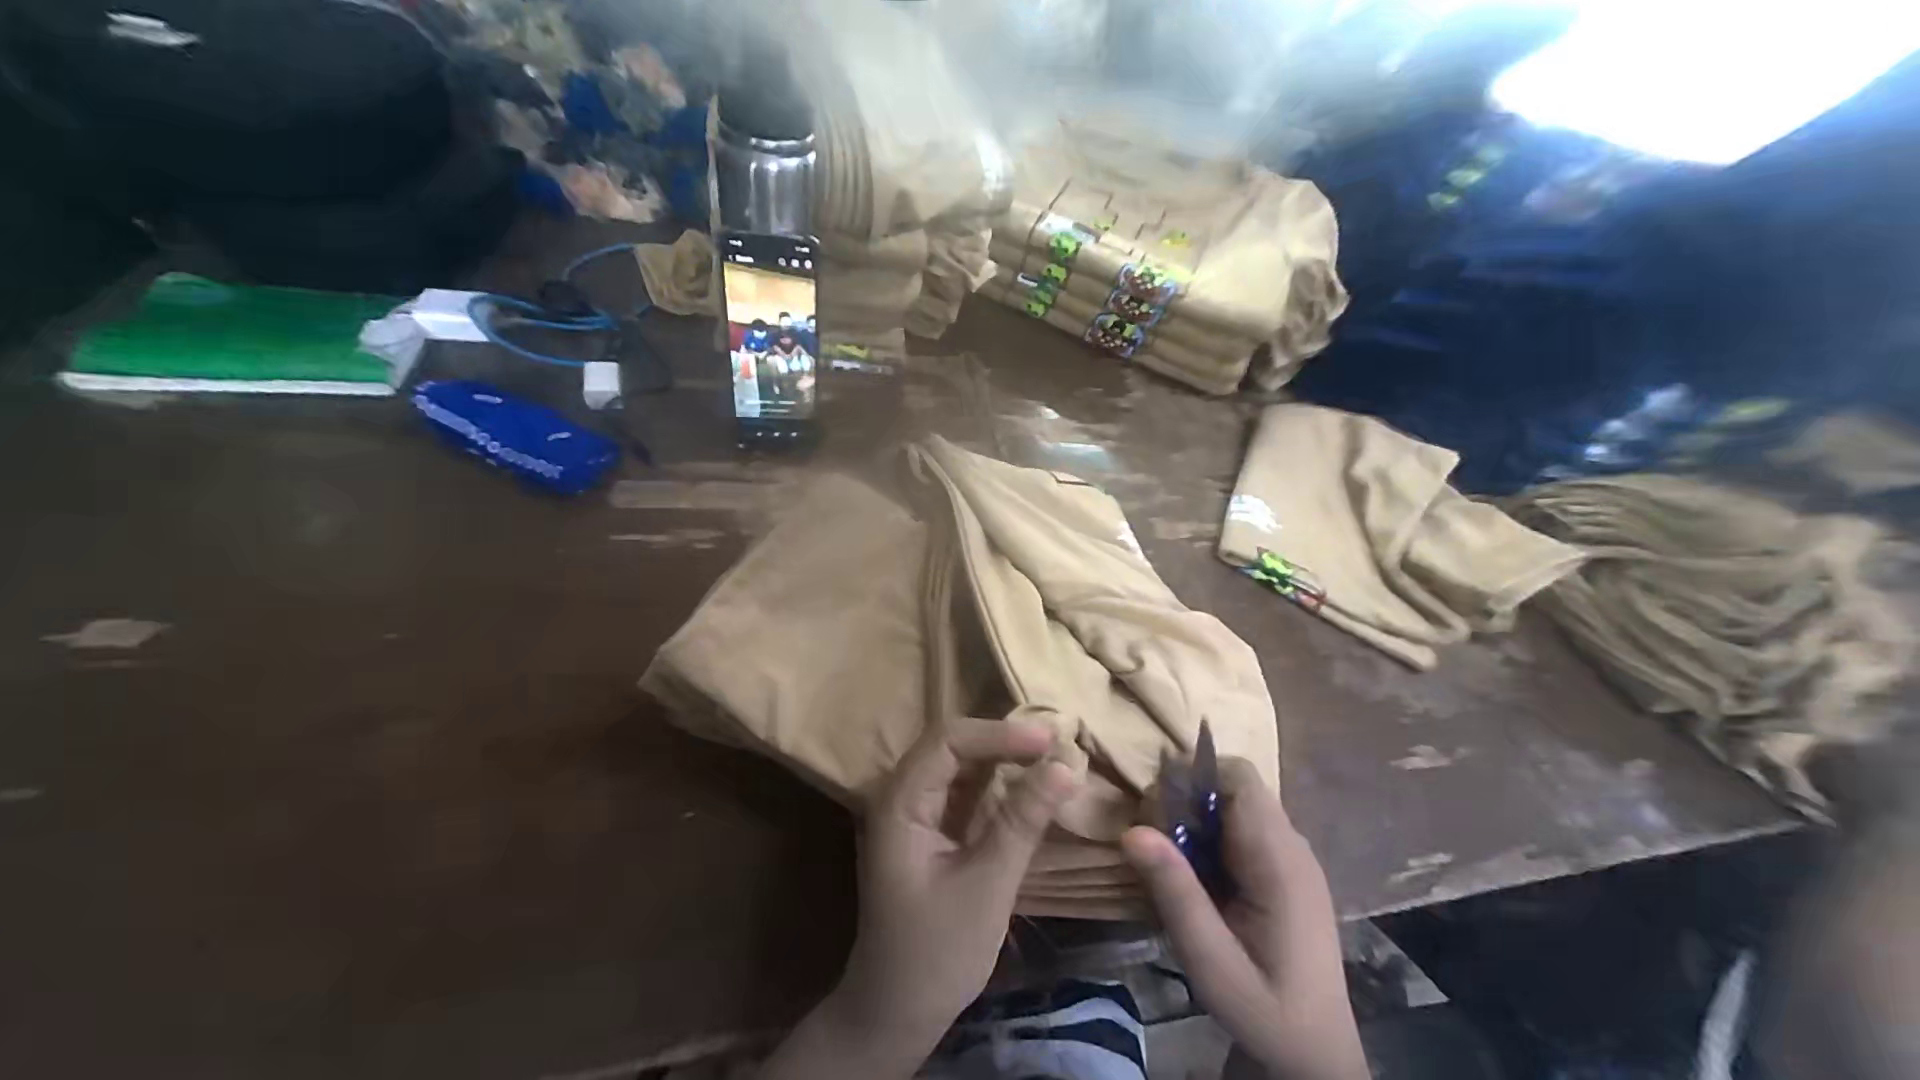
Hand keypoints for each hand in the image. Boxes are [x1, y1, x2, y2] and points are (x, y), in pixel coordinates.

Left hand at [761, 718, 1078, 1079]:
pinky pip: (963, 792)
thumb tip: (1065, 767)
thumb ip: (1022, 821)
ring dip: (1003, 760)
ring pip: (959, 766)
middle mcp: (900, 796)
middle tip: (1057, 744)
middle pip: (952, 746)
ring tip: (1051, 758)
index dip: (998, 733)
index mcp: (899, 803)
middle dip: (1004, 741)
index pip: (947, 741)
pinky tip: (1028, 787)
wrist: (894, 1014)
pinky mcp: (928, 831)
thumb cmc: (936, 954)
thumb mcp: (987, 886)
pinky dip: (996, 786)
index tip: (1049, 740)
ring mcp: (912, 813)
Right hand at [1121, 758, 1366, 1079]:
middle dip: (1188, 799)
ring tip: (1173, 861)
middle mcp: (1292, 847)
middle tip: (1157, 840)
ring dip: (1197, 819)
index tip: (1156, 809)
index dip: (1193, 777)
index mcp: (1280, 861)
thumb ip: (1175, 893)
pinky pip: (1243, 829)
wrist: (1317, 1058)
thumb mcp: (1211, 961)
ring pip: (1236, 805)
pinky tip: (1197, 877)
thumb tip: (1132, 830)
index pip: (1240, 778)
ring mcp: (1292, 858)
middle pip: (1235, 786)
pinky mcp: (1286, 871)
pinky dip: (1211, 836)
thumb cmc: (1265, 1011)